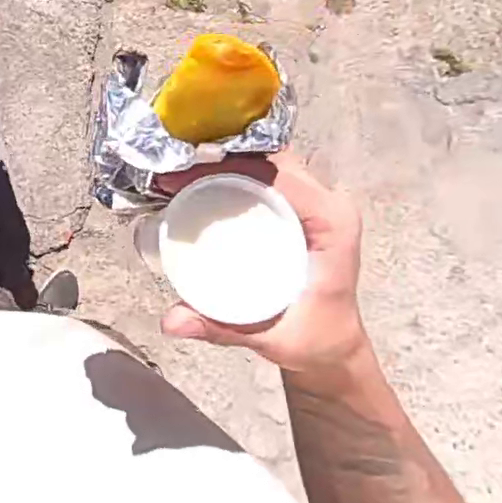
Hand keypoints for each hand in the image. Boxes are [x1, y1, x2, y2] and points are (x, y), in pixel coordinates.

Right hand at [158, 152, 367, 375]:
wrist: (330, 345)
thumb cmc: (310, 338)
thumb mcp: (266, 335)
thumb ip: (219, 328)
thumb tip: (170, 321)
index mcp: (331, 223)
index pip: (278, 175)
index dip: (228, 167)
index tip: (182, 177)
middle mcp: (326, 203)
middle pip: (269, 158)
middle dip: (218, 157)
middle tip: (173, 173)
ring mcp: (315, 201)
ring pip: (266, 160)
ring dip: (222, 160)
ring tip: (178, 173)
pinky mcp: (299, 205)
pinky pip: (265, 173)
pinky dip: (230, 169)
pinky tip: (197, 177)